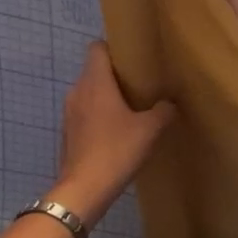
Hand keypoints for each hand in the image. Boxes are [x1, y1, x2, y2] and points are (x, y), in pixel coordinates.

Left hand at [49, 43, 175, 221]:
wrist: (84, 189)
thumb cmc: (116, 152)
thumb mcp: (149, 131)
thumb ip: (163, 111)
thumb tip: (170, 104)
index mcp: (95, 82)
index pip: (97, 48)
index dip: (114, 49)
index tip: (134, 62)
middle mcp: (77, 91)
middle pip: (95, 71)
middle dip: (116, 77)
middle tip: (140, 89)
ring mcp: (69, 113)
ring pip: (89, 94)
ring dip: (107, 99)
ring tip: (130, 113)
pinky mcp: (68, 133)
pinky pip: (85, 114)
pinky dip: (99, 117)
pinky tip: (116, 135)